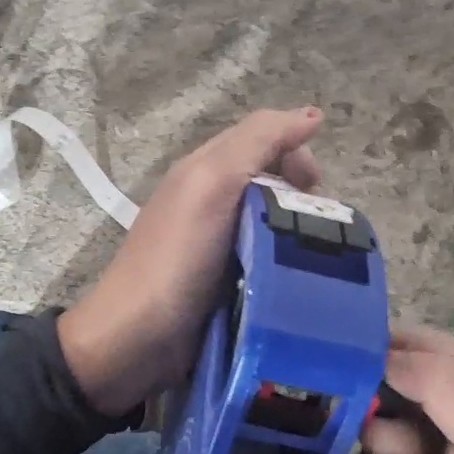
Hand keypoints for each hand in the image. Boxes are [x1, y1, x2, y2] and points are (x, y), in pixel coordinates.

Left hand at [58, 108, 323, 413]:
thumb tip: (311, 116)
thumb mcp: (212, 183)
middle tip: (317, 226)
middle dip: (301, 195)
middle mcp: (208, 202)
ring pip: (270, 223)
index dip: (295, 151)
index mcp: (203, 171)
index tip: (317, 187)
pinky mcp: (221, 286)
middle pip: (269, 181)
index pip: (262, 140)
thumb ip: (257, 142)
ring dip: (297, 233)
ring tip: (313, 257)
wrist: (137, 338)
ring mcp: (213, 246)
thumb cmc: (175, 257)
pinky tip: (295, 281)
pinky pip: (262, 262)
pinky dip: (283, 266)